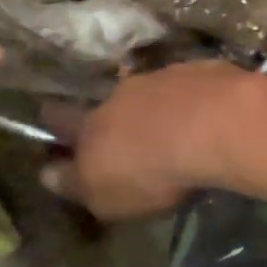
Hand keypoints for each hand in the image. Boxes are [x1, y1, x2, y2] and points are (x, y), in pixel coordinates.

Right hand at [39, 62, 266, 219]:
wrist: (218, 125)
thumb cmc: (153, 172)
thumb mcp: (105, 196)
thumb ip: (76, 184)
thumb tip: (48, 173)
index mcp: (92, 125)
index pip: (64, 121)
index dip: (57, 121)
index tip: (49, 115)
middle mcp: (124, 94)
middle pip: (114, 102)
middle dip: (120, 114)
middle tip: (132, 128)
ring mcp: (168, 77)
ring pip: (157, 90)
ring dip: (163, 104)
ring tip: (179, 123)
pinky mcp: (207, 70)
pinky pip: (197, 84)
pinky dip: (200, 97)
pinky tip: (214, 110)